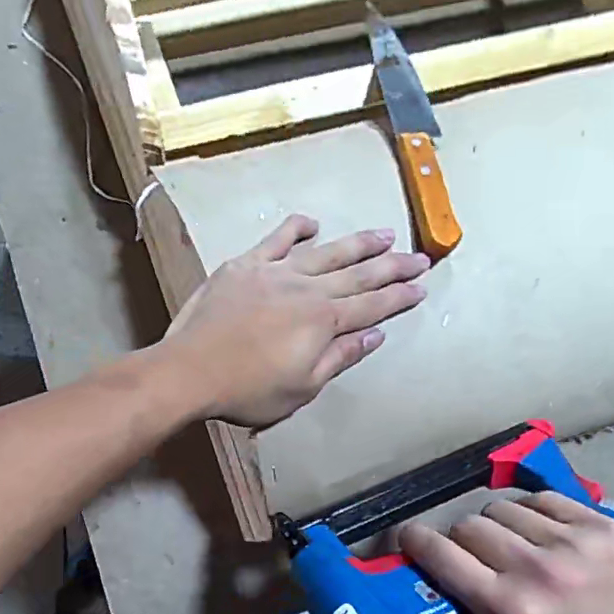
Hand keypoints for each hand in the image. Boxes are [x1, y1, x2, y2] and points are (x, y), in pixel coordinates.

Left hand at [156, 214, 428, 426]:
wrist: (191, 370)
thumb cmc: (247, 390)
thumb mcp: (301, 388)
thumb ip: (339, 358)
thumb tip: (374, 336)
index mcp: (323, 322)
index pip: (372, 306)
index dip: (398, 297)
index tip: (421, 286)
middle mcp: (307, 290)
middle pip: (358, 274)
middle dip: (392, 267)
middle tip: (419, 257)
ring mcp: (275, 272)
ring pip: (326, 252)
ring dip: (358, 243)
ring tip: (384, 234)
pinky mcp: (245, 266)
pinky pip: (276, 239)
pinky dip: (296, 228)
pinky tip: (313, 223)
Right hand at [399, 494, 613, 613]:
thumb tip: (422, 593)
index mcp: (507, 607)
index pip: (440, 553)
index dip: (415, 540)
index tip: (409, 537)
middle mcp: (539, 570)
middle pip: (469, 525)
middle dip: (460, 539)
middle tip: (471, 555)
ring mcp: (577, 544)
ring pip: (504, 507)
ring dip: (498, 525)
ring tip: (511, 545)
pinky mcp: (607, 528)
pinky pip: (545, 499)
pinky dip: (534, 513)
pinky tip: (542, 534)